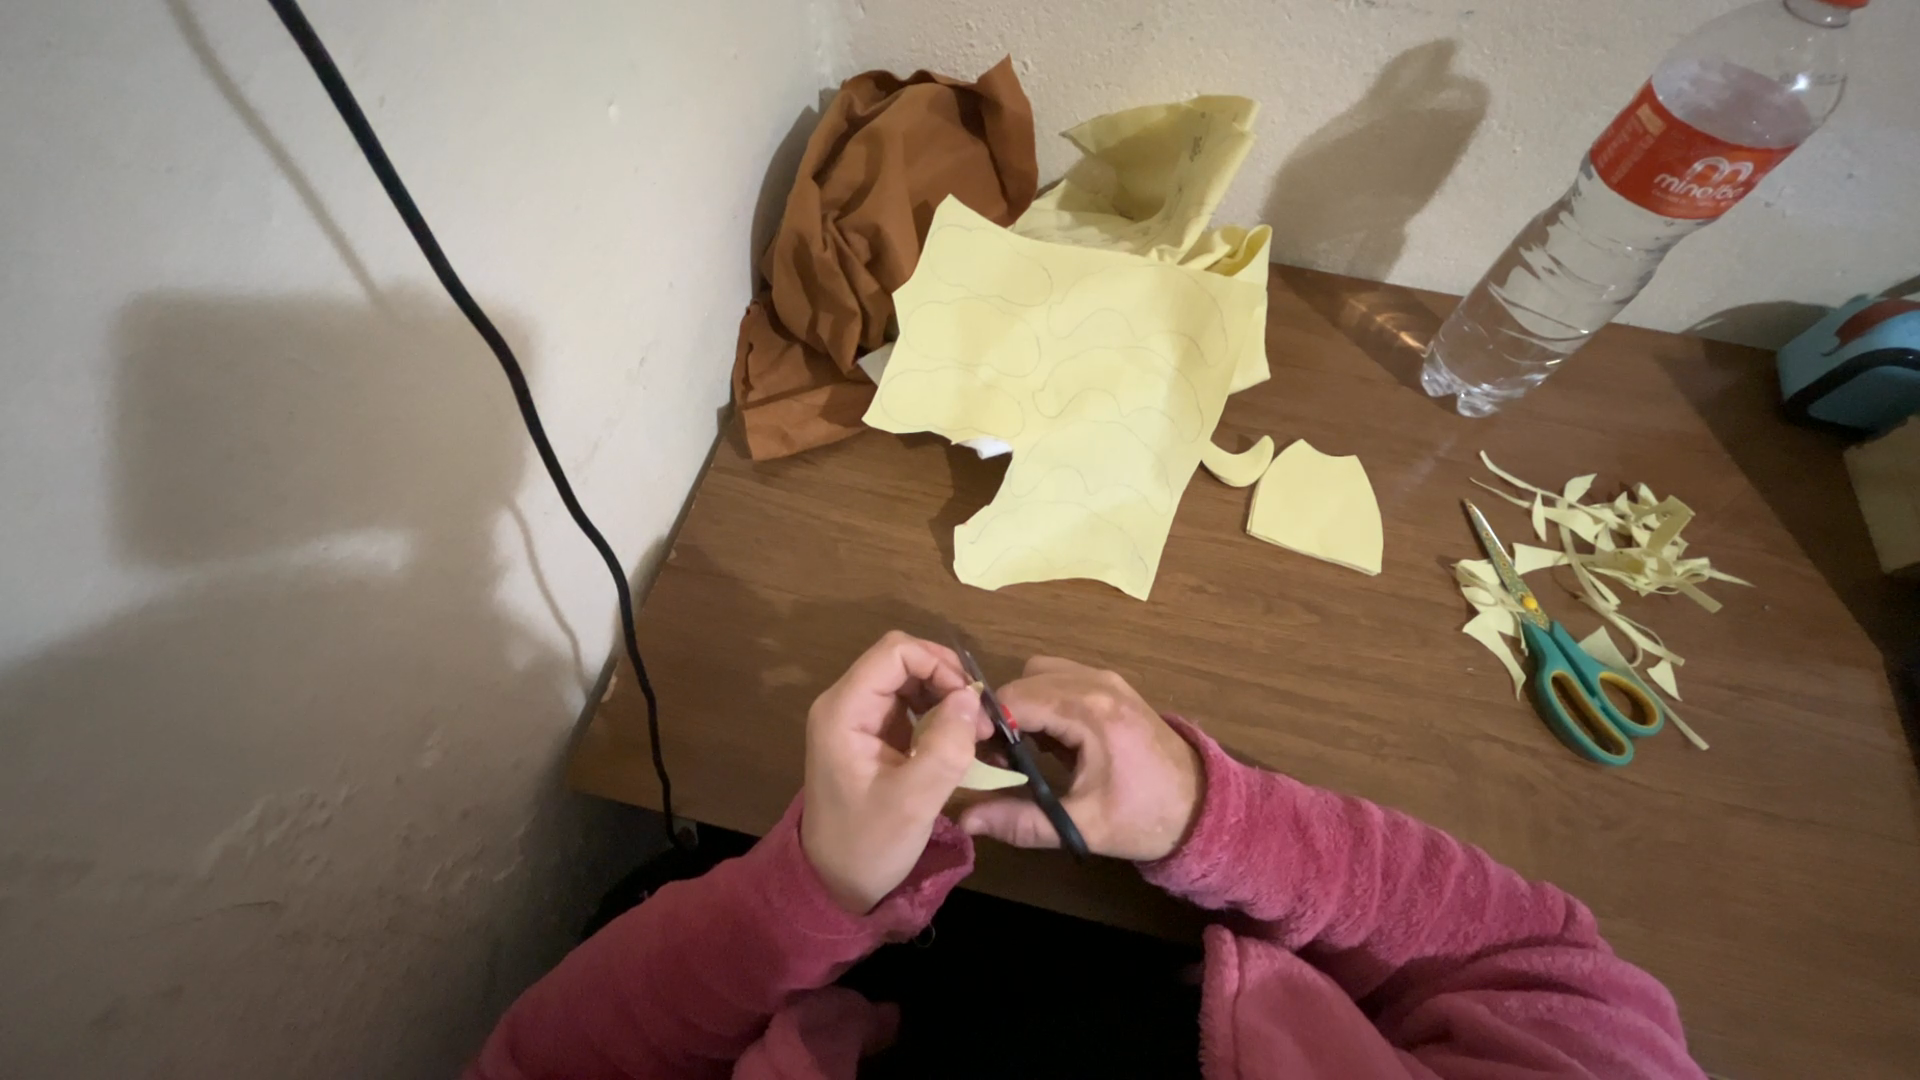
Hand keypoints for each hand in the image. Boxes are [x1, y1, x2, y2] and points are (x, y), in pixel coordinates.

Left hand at [801, 631, 992, 913]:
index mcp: (844, 711)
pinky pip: (910, 703)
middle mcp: (847, 703)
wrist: (834, 884)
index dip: (937, 664)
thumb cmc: (867, 846)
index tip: (969, 701)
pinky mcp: (873, 734)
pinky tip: (960, 738)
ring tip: (976, 730)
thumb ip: (945, 748)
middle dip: (946, 678)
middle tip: (980, 717)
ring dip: (946, 695)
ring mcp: (859, 718)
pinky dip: (939, 712)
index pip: (895, 652)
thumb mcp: (913, 803)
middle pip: (902, 660)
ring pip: (909, 679)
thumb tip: (971, 698)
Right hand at [958, 656, 1202, 861]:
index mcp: (1090, 711)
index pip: (1017, 698)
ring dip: (1024, 703)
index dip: (988, 723)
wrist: (1202, 807)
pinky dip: (1044, 699)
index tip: (973, 754)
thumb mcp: (1082, 825)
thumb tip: (966, 820)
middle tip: (996, 756)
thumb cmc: (1144, 817)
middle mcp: (1096, 683)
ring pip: (1041, 672)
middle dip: (1003, 714)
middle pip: (1025, 679)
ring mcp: (1106, 679)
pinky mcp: (1110, 684)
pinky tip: (1049, 739)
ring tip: (1022, 748)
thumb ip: (1022, 822)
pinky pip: (1061, 676)